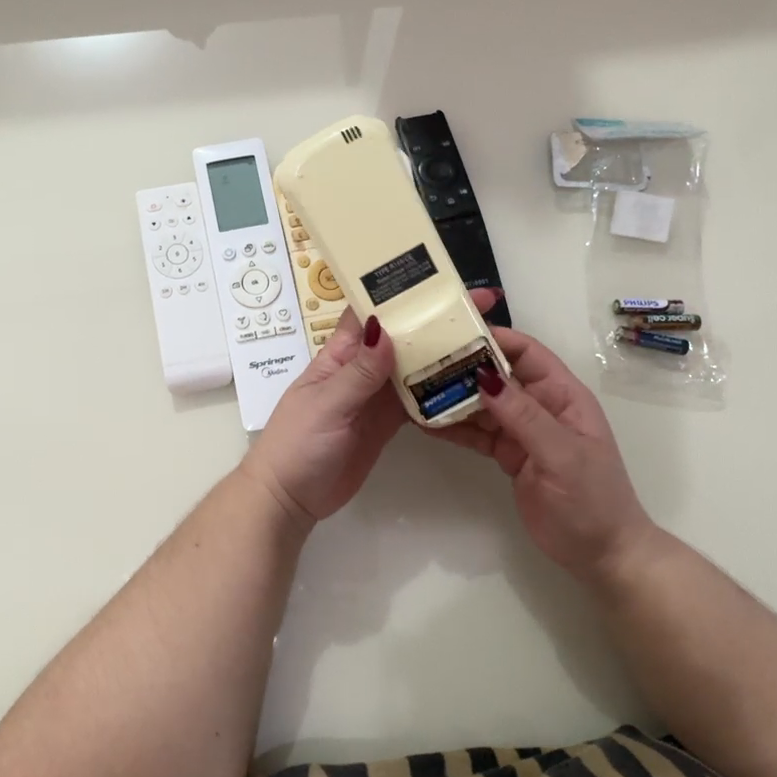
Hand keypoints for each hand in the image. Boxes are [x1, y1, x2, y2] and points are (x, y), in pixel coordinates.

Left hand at [242, 290, 501, 525]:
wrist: (289, 498)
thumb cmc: (296, 445)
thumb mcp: (326, 405)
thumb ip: (358, 372)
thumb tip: (383, 329)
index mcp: (338, 355)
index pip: (370, 313)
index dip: (401, 293)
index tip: (439, 278)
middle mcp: (360, 369)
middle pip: (402, 337)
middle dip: (436, 320)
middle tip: (483, 307)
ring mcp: (374, 397)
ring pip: (414, 367)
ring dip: (444, 353)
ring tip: (487, 340)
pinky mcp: (386, 423)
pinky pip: (417, 400)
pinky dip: (439, 392)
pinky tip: (468, 384)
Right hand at [431, 326, 655, 578]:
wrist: (602, 554)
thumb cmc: (593, 500)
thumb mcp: (561, 455)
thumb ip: (524, 416)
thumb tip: (485, 377)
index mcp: (564, 397)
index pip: (527, 354)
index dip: (495, 340)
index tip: (456, 334)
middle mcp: (542, 407)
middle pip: (499, 377)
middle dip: (465, 368)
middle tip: (423, 362)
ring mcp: (524, 433)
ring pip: (484, 405)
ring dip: (454, 398)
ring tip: (416, 391)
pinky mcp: (509, 456)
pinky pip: (478, 434)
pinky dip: (455, 428)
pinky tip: (426, 423)